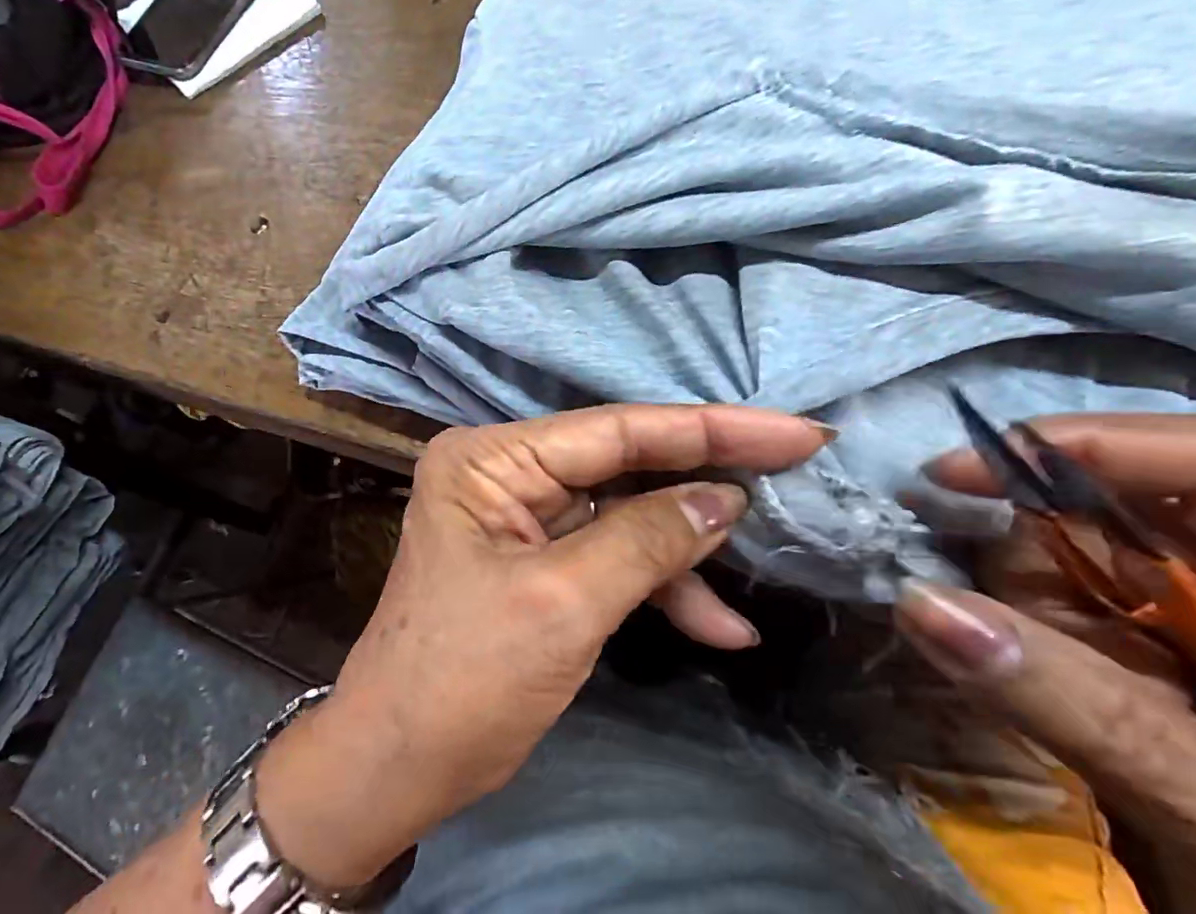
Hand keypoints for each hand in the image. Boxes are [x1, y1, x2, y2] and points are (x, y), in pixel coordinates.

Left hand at [255, 404, 829, 889]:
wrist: (398, 766)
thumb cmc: (464, 679)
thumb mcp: (564, 603)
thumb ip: (647, 539)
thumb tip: (726, 498)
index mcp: (493, 459)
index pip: (618, 429)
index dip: (712, 429)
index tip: (795, 432)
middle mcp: (508, 472)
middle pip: (628, 463)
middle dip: (708, 478)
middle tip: (797, 468)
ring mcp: (526, 516)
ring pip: (629, 513)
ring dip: (690, 551)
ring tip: (762, 565)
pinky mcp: (542, 560)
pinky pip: (614, 556)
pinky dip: (663, 587)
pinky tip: (720, 626)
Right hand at [897, 414, 1195, 911]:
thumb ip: (1111, 729)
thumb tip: (919, 605)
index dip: (1101, 447)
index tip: (963, 471)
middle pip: (1168, 519)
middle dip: (1054, 557)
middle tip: (974, 614)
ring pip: (1127, 573)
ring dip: (1052, 619)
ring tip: (1029, 686)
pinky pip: (1125, 630)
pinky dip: (1068, 657)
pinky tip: (1057, 699)